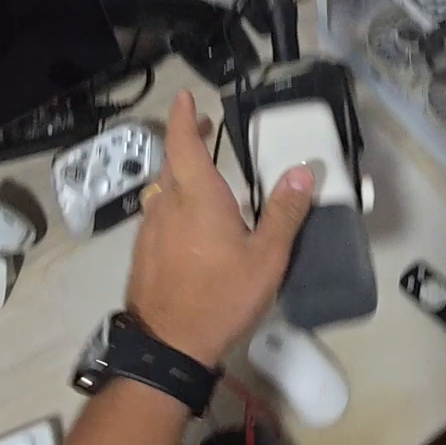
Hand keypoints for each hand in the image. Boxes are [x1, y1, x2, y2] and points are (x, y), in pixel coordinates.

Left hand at [125, 90, 314, 367]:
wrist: (167, 347)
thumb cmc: (220, 297)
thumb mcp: (267, 258)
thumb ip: (284, 213)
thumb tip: (301, 173)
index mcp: (197, 197)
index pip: (182, 143)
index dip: (182, 116)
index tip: (185, 97)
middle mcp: (167, 205)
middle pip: (171, 162)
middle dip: (185, 140)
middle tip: (204, 128)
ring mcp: (150, 231)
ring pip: (162, 189)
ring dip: (179, 174)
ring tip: (203, 177)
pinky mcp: (144, 254)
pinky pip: (158, 215)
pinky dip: (173, 204)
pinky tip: (189, 224)